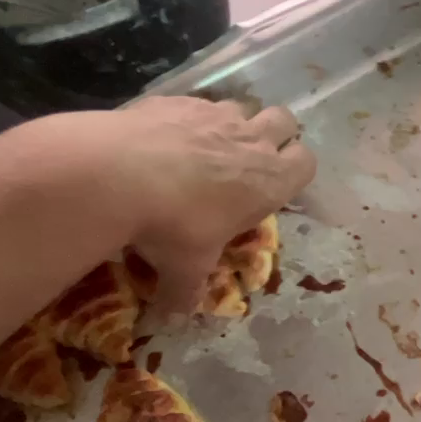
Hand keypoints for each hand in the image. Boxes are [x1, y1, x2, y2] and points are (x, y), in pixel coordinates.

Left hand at [10, 96, 316, 313]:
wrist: (113, 173)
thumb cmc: (171, 225)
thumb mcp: (184, 267)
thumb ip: (185, 291)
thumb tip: (171, 322)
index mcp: (270, 180)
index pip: (307, 162)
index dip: (295, 171)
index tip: (275, 186)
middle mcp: (252, 140)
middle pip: (285, 120)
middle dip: (275, 134)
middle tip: (250, 158)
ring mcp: (215, 114)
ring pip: (242, 107)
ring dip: (233, 123)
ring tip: (207, 146)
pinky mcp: (178, 99)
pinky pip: (195, 103)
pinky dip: (188, 117)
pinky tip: (163, 137)